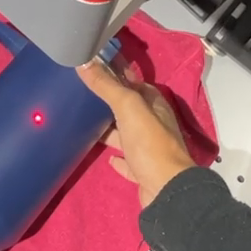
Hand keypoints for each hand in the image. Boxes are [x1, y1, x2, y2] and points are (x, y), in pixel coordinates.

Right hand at [78, 59, 195, 206]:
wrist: (166, 190)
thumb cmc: (149, 143)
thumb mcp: (127, 107)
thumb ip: (107, 85)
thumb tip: (84, 61)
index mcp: (154, 105)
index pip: (135, 82)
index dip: (118, 73)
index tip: (95, 67)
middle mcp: (154, 124)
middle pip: (130, 108)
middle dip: (111, 101)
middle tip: (84, 93)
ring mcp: (150, 149)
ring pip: (127, 134)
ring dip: (112, 130)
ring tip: (88, 123)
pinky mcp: (144, 170)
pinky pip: (128, 160)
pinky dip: (118, 158)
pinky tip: (107, 158)